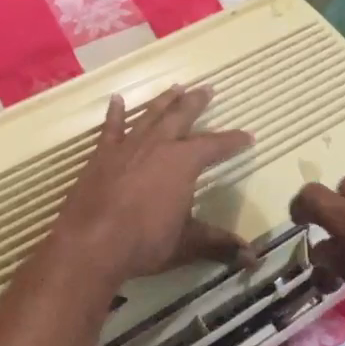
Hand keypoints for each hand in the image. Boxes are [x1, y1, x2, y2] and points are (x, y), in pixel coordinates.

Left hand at [50, 87, 254, 285]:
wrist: (91, 242)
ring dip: (163, 101)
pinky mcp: (102, 154)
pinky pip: (110, 127)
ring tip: (175, 87)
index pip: (215, 146)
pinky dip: (114, 113)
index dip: (233, 141)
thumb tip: (253, 258)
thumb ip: (218, 245)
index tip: (248, 136)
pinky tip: (116, 99)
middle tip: (207, 88)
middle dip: (196, 103)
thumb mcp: (187, 244)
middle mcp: (158, 145)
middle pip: (181, 116)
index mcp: (183, 162)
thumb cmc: (145, 242)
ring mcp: (128, 146)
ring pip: (150, 115)